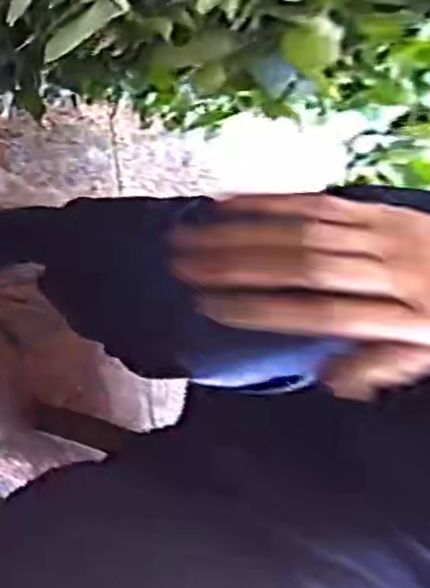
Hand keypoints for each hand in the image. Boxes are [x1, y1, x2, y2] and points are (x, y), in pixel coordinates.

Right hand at [173, 193, 429, 398]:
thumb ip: (384, 365)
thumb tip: (333, 384)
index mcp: (418, 319)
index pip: (325, 314)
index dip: (263, 311)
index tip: (209, 308)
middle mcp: (403, 275)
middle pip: (306, 269)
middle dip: (235, 267)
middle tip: (181, 267)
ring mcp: (394, 239)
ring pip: (304, 234)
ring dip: (236, 235)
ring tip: (186, 238)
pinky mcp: (386, 212)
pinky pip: (319, 204)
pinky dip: (266, 202)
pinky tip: (223, 204)